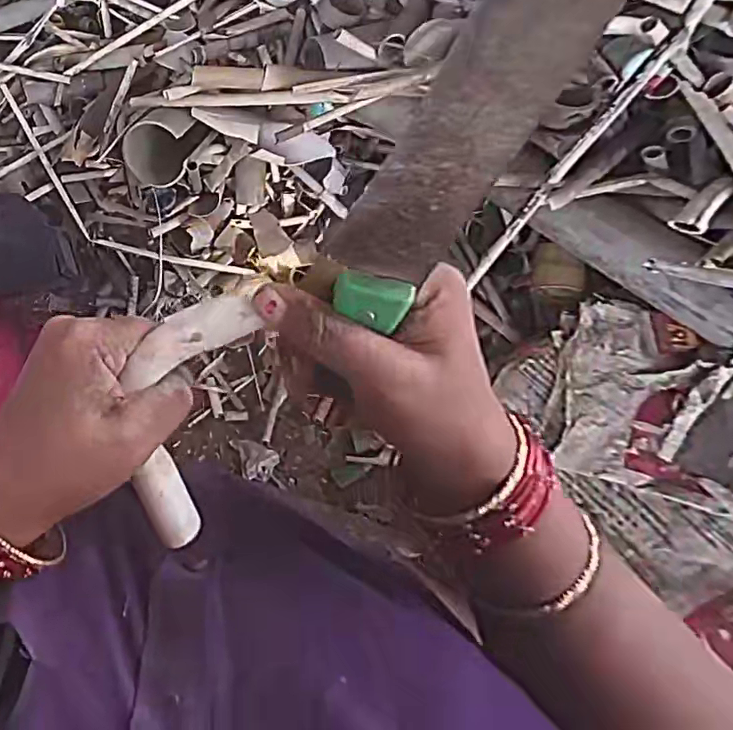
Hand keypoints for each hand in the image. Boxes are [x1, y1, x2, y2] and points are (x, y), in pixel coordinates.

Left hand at [0, 315, 193, 545]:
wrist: (6, 496)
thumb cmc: (63, 470)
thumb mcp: (133, 440)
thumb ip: (171, 399)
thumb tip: (186, 378)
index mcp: (85, 337)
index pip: (154, 333)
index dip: (164, 369)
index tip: (156, 400)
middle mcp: (67, 328)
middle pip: (136, 343)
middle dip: (142, 380)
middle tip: (126, 422)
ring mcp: (55, 342)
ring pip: (120, 355)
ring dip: (124, 387)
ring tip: (106, 425)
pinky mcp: (51, 359)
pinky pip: (99, 363)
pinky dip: (105, 389)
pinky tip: (91, 419)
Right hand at [255, 263, 516, 513]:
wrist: (460, 474)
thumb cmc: (446, 423)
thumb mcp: (383, 374)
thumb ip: (325, 333)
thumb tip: (271, 300)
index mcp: (424, 278)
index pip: (348, 259)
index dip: (311, 287)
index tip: (284, 316)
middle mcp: (401, 289)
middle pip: (325, 289)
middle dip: (308, 336)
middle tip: (310, 372)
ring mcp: (383, 317)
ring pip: (316, 318)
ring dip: (309, 360)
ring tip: (326, 394)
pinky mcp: (367, 342)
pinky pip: (321, 342)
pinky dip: (317, 372)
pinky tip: (332, 396)